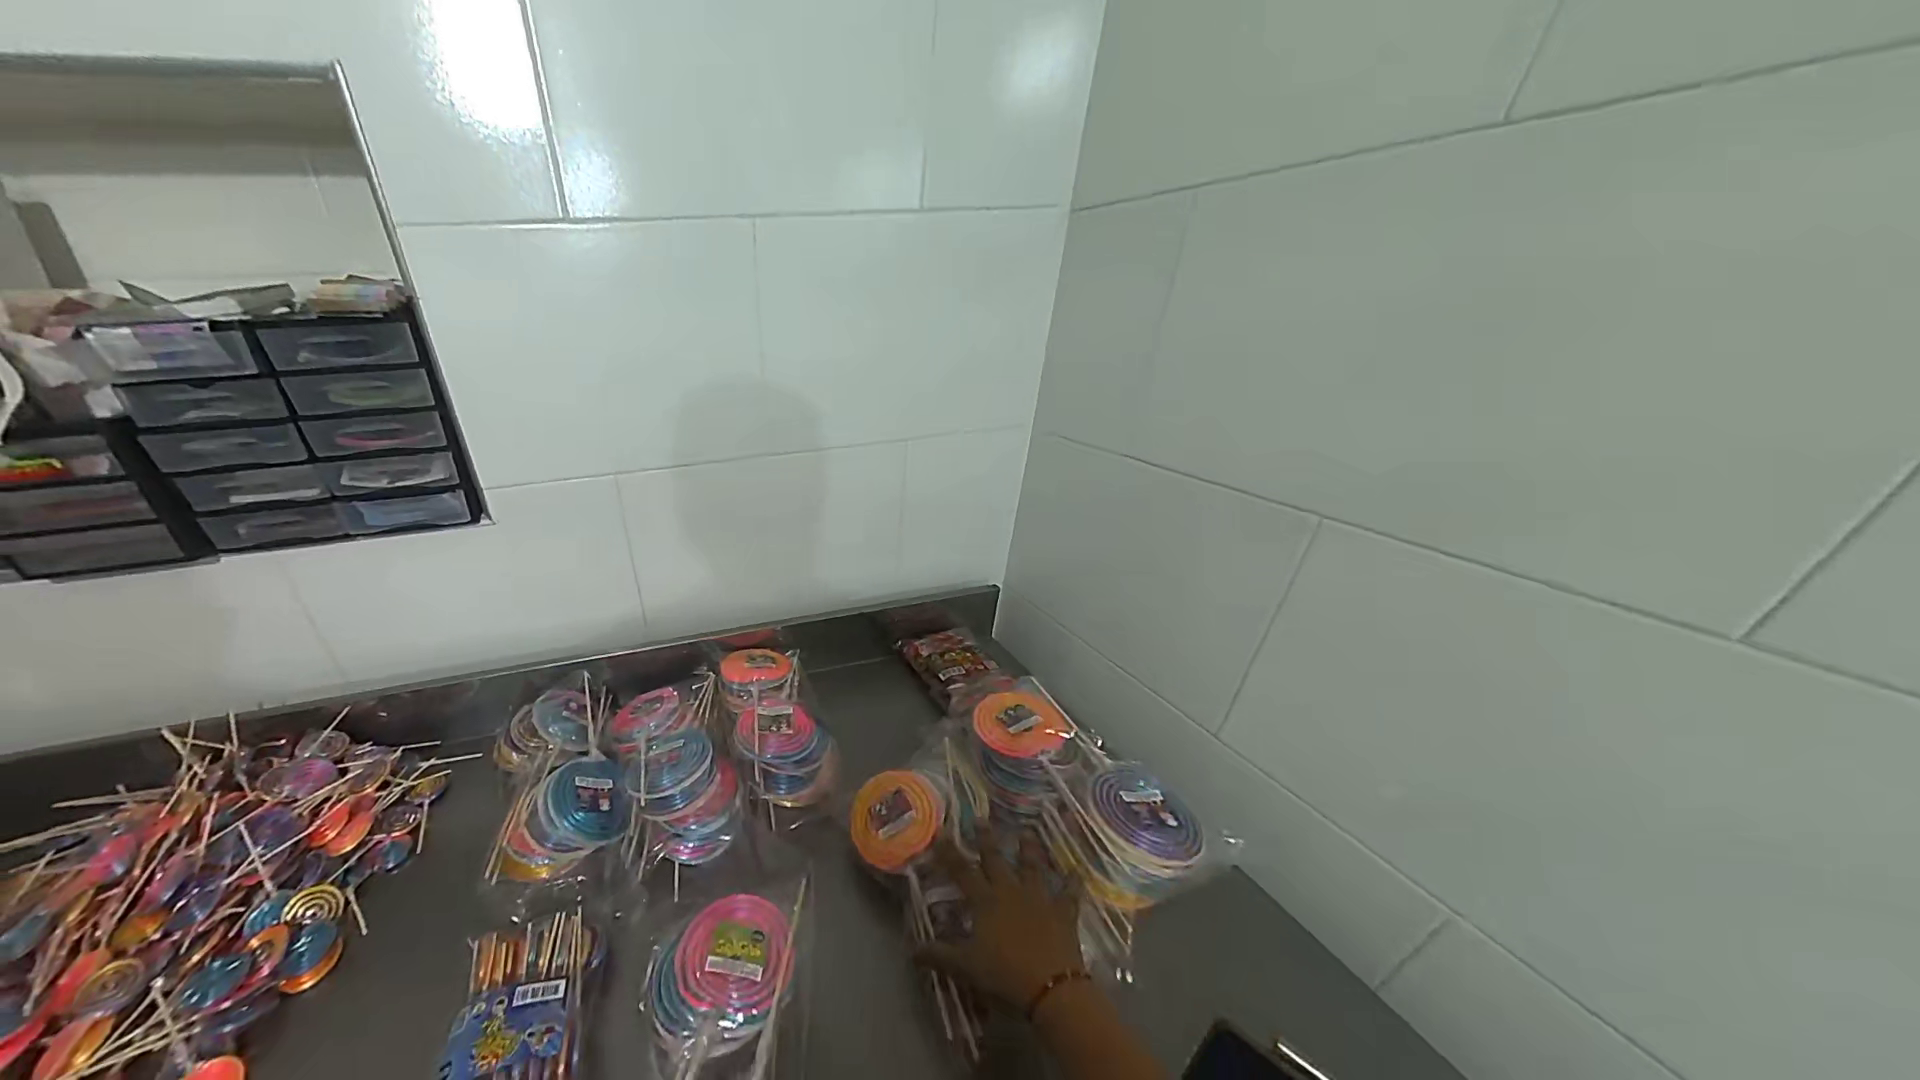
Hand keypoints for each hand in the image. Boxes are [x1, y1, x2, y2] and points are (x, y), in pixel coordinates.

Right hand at [914, 827, 1082, 1010]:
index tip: (942, 832)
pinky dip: (1072, 882)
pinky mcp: (1063, 911)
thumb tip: (911, 949)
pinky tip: (1077, 871)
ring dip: (1029, 849)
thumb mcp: (966, 967)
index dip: (950, 853)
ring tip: (1027, 832)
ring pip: (1032, 867)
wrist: (1050, 987)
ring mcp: (1039, 898)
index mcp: (986, 901)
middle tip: (981, 818)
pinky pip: (1068, 893)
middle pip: (996, 860)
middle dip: (987, 839)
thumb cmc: (1004, 974)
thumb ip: (939, 955)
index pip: (963, 872)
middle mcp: (1011, 891)